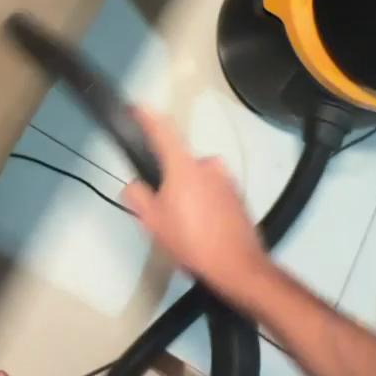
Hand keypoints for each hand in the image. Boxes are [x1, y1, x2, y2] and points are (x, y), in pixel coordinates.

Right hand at [120, 108, 273, 299]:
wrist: (240, 268)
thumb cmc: (193, 241)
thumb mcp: (152, 221)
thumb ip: (137, 195)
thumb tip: (135, 186)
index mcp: (184, 166)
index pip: (163, 130)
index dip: (147, 116)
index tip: (137, 107)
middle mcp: (208, 166)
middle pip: (179, 161)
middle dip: (168, 177)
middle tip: (160, 203)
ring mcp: (228, 181)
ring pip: (197, 178)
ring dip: (188, 191)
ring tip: (183, 222)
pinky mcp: (239, 198)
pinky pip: (213, 192)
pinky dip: (205, 202)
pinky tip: (201, 228)